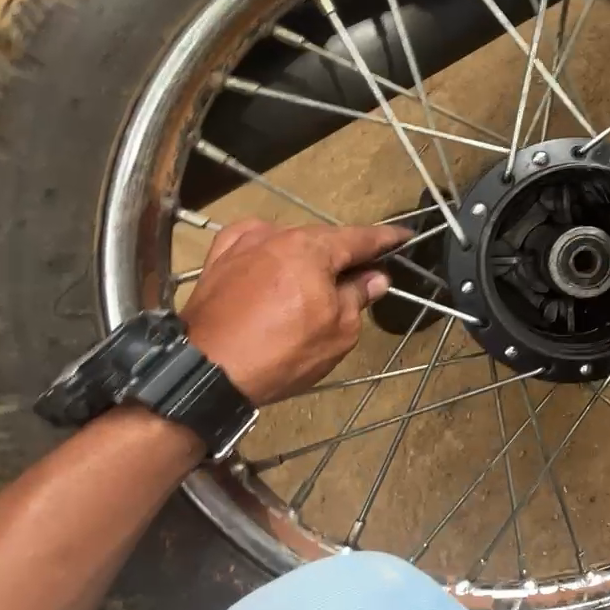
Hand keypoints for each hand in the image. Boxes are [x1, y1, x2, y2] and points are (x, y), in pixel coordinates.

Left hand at [180, 220, 410, 404]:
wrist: (204, 373)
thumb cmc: (281, 352)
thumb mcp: (339, 330)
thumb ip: (358, 296)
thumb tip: (374, 278)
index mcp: (312, 249)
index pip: (361, 238)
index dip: (388, 239)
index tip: (405, 236)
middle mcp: (277, 236)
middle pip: (325, 238)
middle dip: (347, 253)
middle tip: (366, 272)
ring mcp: (242, 246)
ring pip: (290, 241)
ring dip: (310, 255)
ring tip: (320, 277)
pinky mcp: (218, 262)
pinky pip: (253, 244)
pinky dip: (271, 250)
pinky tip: (276, 262)